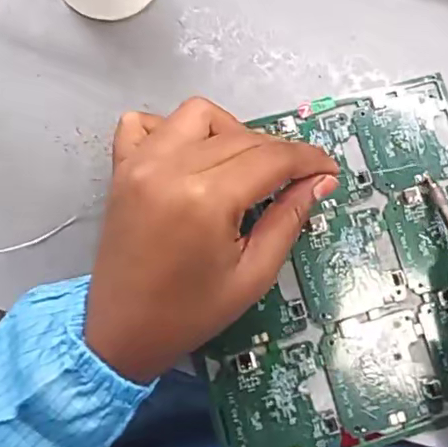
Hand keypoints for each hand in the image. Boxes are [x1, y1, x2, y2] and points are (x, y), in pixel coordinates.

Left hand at [84, 97, 338, 382]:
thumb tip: (319, 180)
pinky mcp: (120, 168)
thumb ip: (287, 219)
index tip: (327, 170)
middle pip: (241, 135)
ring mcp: (140, 163)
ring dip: (230, 131)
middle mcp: (170, 168)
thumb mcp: (253, 275)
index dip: (308, 159)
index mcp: (206, 199)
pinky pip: (143, 123)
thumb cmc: (190, 313)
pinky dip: (170, 129)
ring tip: (241, 167)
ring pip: (198, 115)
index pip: (271, 158)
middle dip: (277, 152)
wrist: (123, 331)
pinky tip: (189, 156)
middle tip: (291, 180)